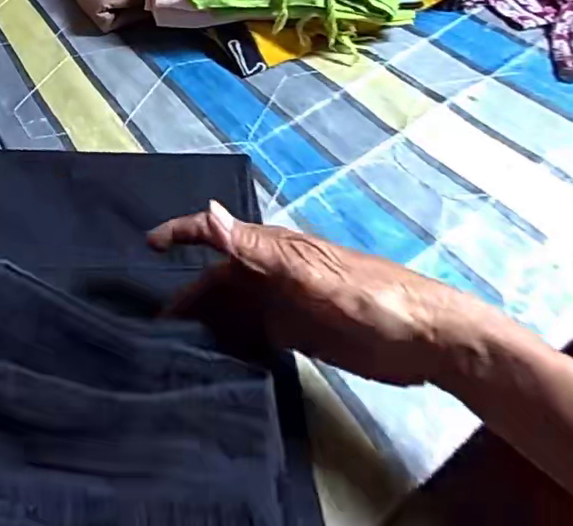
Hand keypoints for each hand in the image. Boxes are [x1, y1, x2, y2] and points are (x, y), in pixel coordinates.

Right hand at [147, 201, 513, 386]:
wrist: (425, 338)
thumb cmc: (368, 296)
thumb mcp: (309, 272)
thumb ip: (256, 247)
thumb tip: (208, 211)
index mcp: (271, 249)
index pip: (216, 232)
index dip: (182, 233)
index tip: (147, 245)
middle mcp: (271, 272)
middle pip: (217, 279)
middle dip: (186, 294)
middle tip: (152, 326)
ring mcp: (283, 302)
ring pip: (232, 308)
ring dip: (205, 322)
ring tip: (174, 350)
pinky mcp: (297, 331)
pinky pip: (251, 334)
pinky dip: (230, 342)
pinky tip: (216, 361)